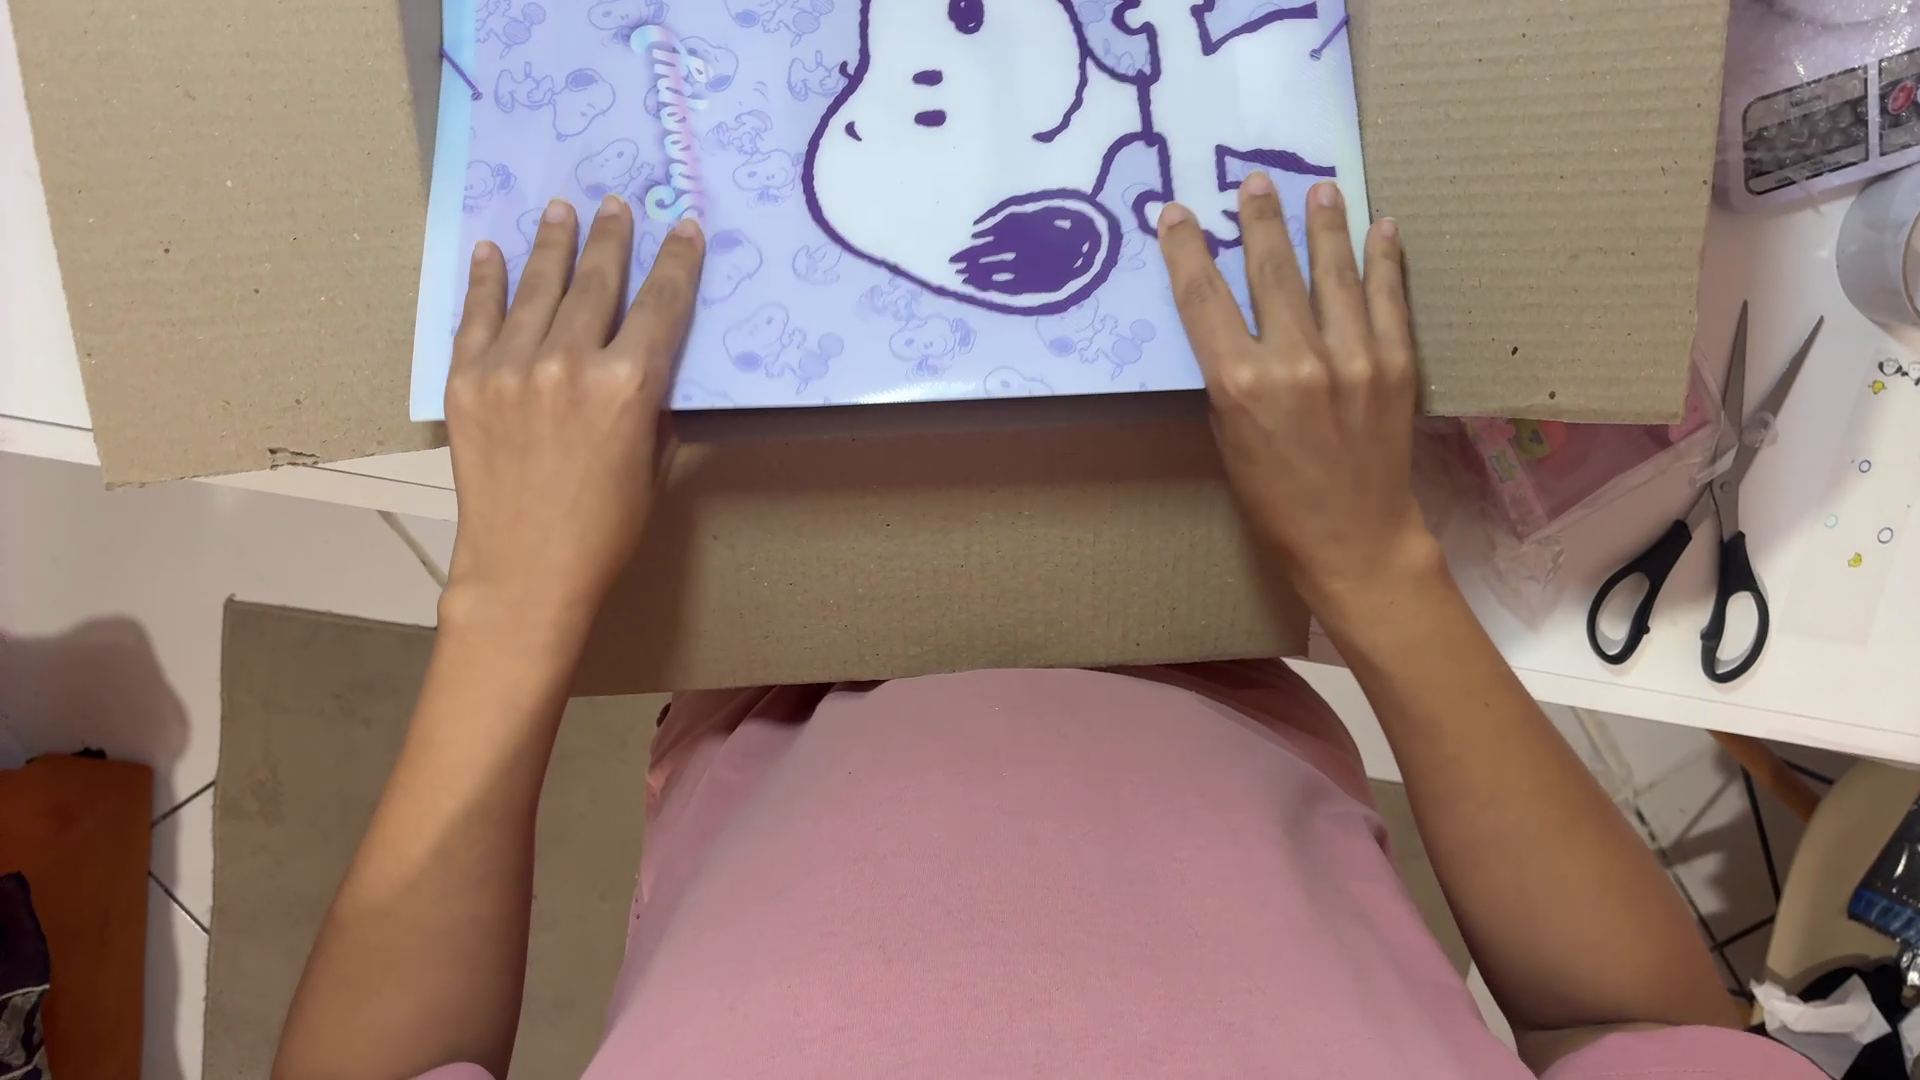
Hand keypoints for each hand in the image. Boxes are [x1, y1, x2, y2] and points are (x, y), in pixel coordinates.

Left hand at [442, 196, 704, 637]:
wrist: (526, 568)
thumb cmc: (608, 527)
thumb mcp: (653, 465)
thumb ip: (652, 407)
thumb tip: (647, 369)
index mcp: (628, 386)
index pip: (660, 306)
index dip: (677, 264)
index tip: (685, 231)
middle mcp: (569, 361)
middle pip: (598, 282)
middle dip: (614, 239)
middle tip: (618, 204)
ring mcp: (509, 365)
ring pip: (538, 287)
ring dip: (555, 245)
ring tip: (562, 210)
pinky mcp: (466, 380)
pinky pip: (477, 315)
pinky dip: (484, 280)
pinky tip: (491, 250)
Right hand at [1158, 174, 1436, 624]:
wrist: (1353, 537)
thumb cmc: (1273, 500)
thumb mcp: (1228, 440)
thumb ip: (1230, 379)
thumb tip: (1235, 331)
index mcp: (1240, 384)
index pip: (1204, 299)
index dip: (1187, 250)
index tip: (1177, 213)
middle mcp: (1295, 360)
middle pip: (1270, 271)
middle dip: (1258, 220)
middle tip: (1252, 180)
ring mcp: (1353, 357)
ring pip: (1332, 273)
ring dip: (1323, 225)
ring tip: (1321, 186)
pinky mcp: (1395, 364)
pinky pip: (1387, 298)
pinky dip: (1384, 260)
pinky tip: (1383, 228)